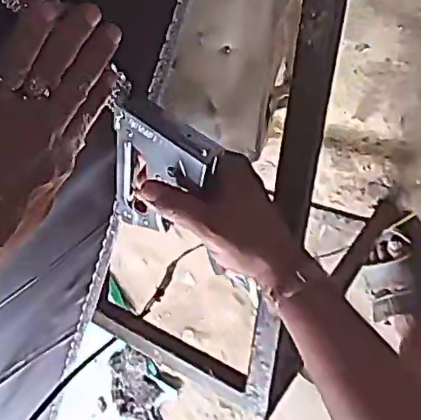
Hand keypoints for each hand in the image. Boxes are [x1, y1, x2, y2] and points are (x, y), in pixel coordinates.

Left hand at [0, 0, 120, 269]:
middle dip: (96, 57)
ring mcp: (23, 117)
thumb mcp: (27, 220)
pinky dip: (32, 30)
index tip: (108, 79)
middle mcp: (49, 138)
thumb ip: (39, 191)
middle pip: (79, 89)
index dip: (99, 96)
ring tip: (87, 14)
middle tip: (108, 33)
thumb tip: (40, 183)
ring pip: (57, 69)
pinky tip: (43, 9)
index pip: (85, 122)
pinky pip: (17, 57)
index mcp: (56, 168)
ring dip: (74, 37)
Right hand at [138, 154, 311, 293]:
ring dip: (178, 197)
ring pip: (194, 185)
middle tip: (149, 195)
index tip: (144, 174)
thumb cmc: (253, 243)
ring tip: (165, 208)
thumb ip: (172, 204)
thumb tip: (148, 190)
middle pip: (188, 169)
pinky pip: (203, 198)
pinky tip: (185, 219)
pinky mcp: (233, 204)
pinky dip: (190, 206)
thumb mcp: (203, 222)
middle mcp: (234, 172)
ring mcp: (234, 188)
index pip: (185, 152)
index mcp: (229, 166)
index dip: (160, 163)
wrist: (276, 267)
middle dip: (167, 183)